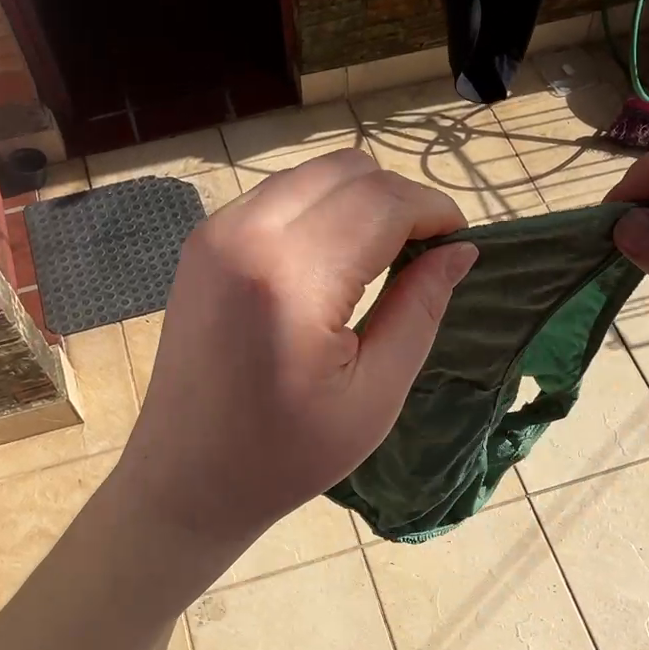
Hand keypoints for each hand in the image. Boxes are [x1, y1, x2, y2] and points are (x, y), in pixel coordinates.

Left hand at [116, 148, 479, 544]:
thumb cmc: (286, 457)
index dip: (433, 211)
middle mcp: (246, 235)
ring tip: (382, 256)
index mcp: (293, 278)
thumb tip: (460, 251)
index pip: (382, 202)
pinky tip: (332, 261)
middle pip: (348, 171)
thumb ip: (419, 311)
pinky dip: (318, 210)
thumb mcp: (373, 397)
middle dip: (399, 199)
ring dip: (359, 199)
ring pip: (310, 175)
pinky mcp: (201, 244)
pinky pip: (276, 196)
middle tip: (424, 252)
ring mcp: (215, 233)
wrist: (188, 478)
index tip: (460, 241)